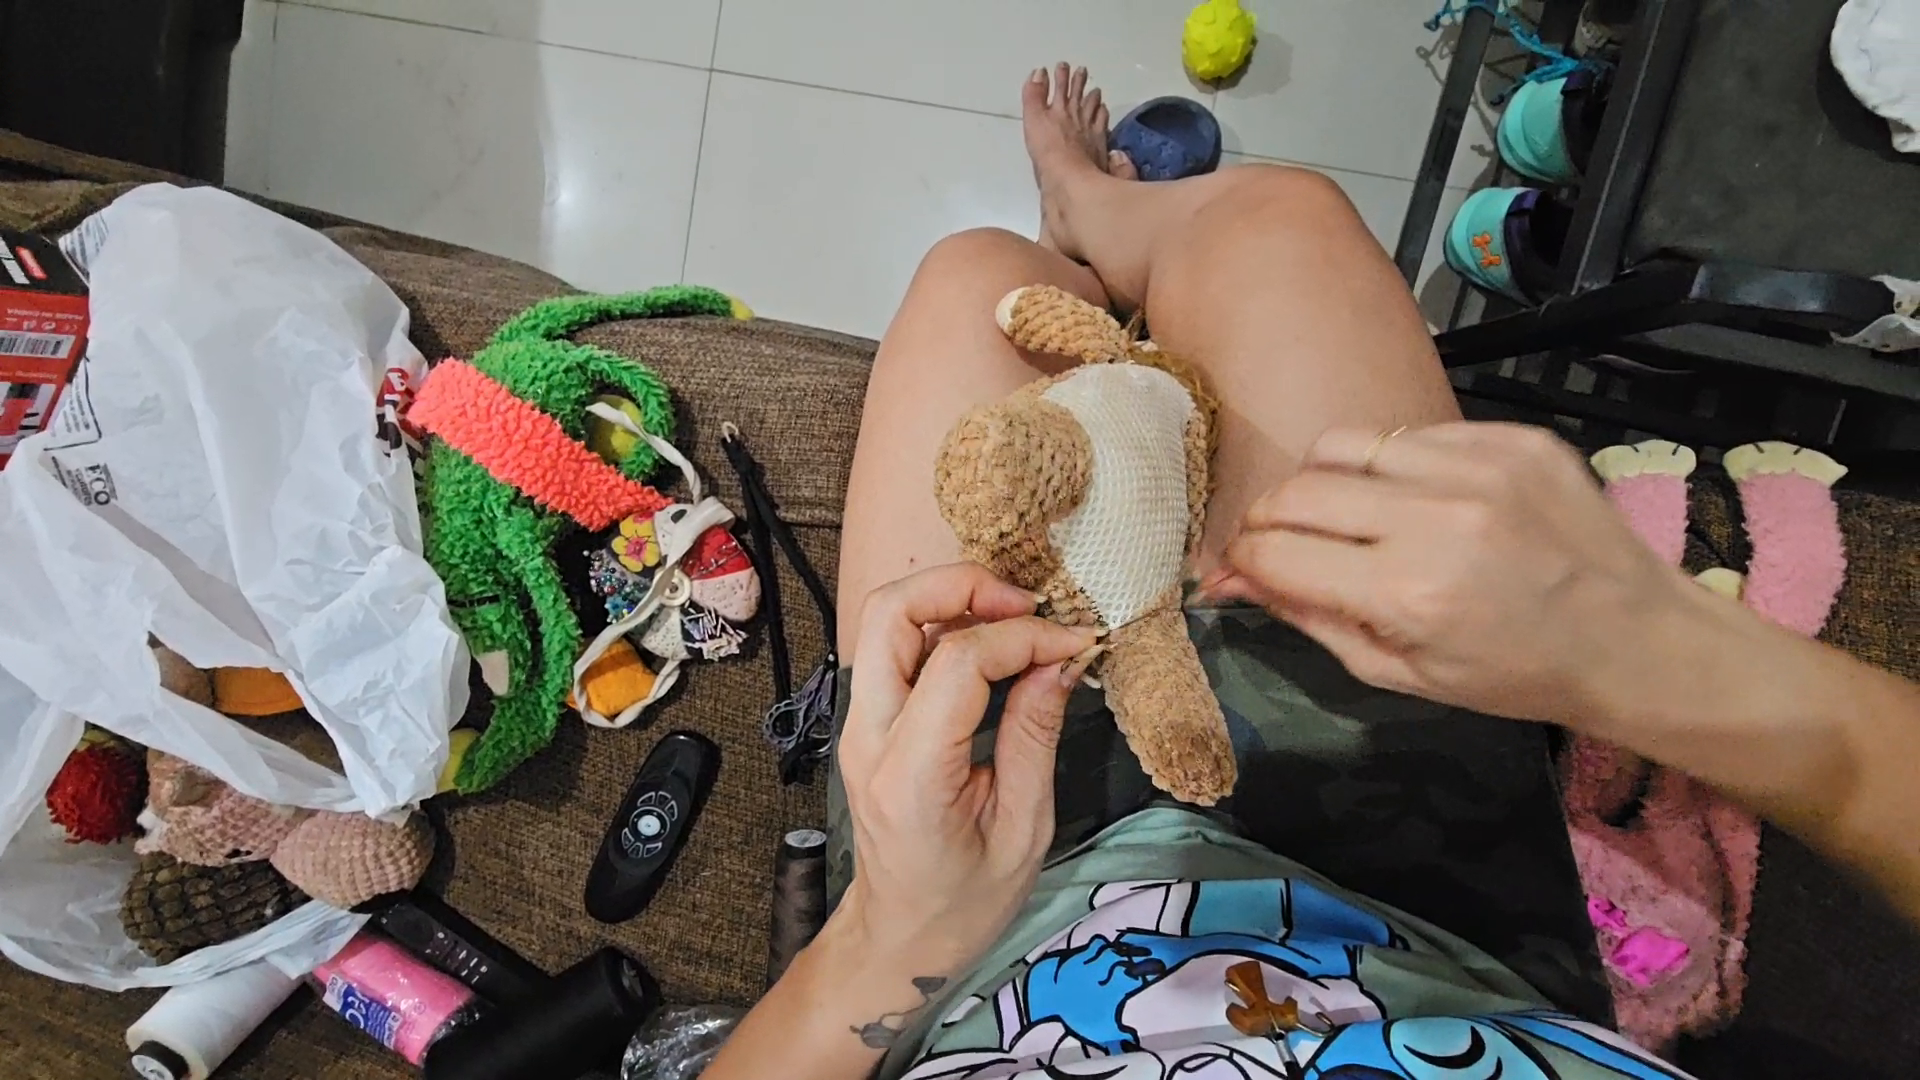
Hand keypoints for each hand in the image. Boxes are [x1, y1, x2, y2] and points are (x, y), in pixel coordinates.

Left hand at [834, 563, 1099, 968]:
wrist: (898, 935)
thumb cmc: (966, 900)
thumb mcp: (1024, 827)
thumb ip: (1034, 733)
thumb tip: (1061, 657)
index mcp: (911, 774)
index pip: (957, 663)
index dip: (1022, 637)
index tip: (1074, 641)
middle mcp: (869, 734)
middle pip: (888, 611)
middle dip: (960, 584)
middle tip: (1025, 604)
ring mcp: (858, 722)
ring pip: (882, 617)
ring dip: (947, 596)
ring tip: (1011, 616)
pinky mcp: (866, 718)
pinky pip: (893, 645)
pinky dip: (940, 622)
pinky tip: (987, 640)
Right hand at [1199, 422, 1694, 728]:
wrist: (1642, 641)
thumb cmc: (1508, 675)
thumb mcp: (1391, 669)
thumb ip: (1303, 614)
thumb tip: (1227, 579)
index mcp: (1408, 591)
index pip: (1274, 553)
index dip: (1239, 561)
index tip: (1236, 570)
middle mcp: (1438, 516)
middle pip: (1294, 491)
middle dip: (1265, 520)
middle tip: (1277, 545)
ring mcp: (1478, 466)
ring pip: (1337, 446)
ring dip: (1318, 484)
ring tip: (1342, 516)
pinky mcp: (1508, 437)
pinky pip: (1401, 436)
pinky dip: (1381, 467)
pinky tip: (1408, 499)